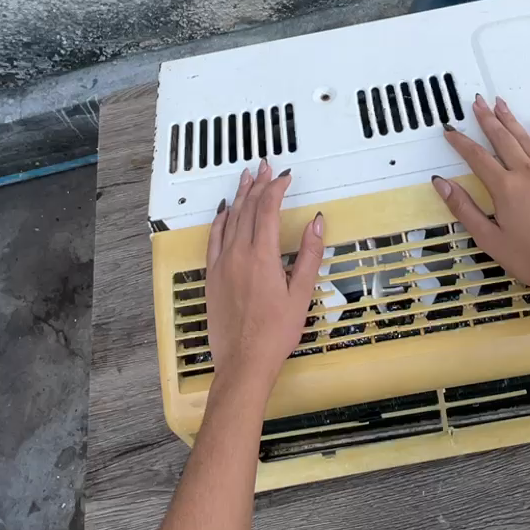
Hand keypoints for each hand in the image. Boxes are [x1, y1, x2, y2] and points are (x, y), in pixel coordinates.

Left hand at [206, 160, 324, 394]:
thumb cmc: (277, 332)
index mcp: (262, 256)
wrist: (243, 363)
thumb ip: (309, 256)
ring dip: (239, 195)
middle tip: (265, 165)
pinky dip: (220, 219)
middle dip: (258, 184)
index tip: (286, 176)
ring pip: (230, 219)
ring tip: (246, 176)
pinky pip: (214, 238)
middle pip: (248, 208)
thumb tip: (317, 222)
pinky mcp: (212, 275)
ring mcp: (221, 263)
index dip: (277, 188)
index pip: (268, 210)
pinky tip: (224, 210)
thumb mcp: (301, 295)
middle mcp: (238, 253)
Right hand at [434, 95, 529, 304]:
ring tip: (500, 103)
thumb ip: (464, 208)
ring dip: (510, 120)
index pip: (476, 157)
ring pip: (525, 139)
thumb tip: (441, 183)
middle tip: (477, 102)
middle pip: (501, 139)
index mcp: (505, 188)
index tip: (449, 130)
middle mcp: (526, 174)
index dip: (460, 142)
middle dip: (487, 119)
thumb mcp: (489, 239)